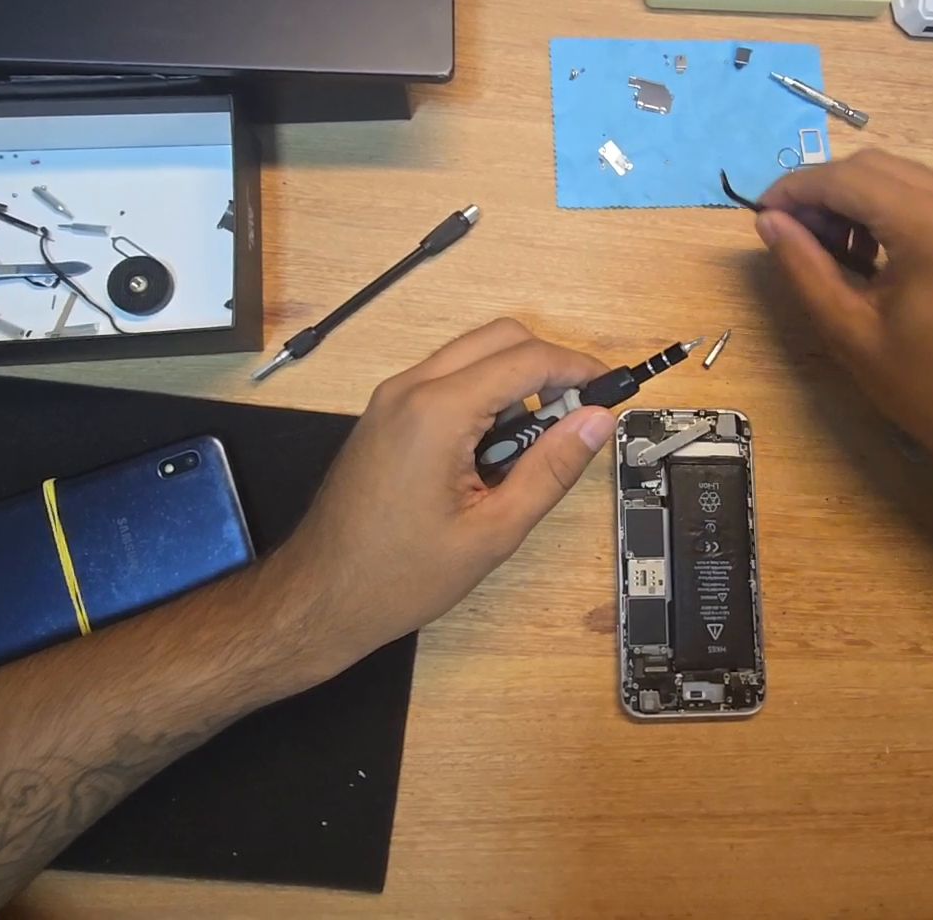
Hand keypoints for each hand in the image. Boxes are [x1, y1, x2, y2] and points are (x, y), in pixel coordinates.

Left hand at [273, 319, 614, 658]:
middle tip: (575, 416)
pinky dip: (482, 395)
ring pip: (473, 354)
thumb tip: (598, 420)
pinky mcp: (386, 411)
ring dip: (514, 382)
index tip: (612, 391)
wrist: (320, 595)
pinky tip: (488, 453)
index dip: (579, 368)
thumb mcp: (494, 530)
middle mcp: (410, 387)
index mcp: (436, 412)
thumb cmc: (401, 575)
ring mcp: (392, 396)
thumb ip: (552, 468)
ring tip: (527, 449)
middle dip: (548, 366)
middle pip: (500, 337)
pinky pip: (447, 378)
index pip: (526, 359)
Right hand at [755, 149, 932, 497]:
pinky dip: (882, 209)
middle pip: (874, 167)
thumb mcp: (848, 330)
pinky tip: (860, 248)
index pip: (848, 180)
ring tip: (818, 242)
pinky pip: (923, 197)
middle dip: (821, 189)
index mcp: (930, 228)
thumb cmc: (922, 385)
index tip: (759, 212)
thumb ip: (804, 268)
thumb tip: (767, 222)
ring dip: (851, 197)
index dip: (796, 189)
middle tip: (785, 229)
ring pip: (899, 176)